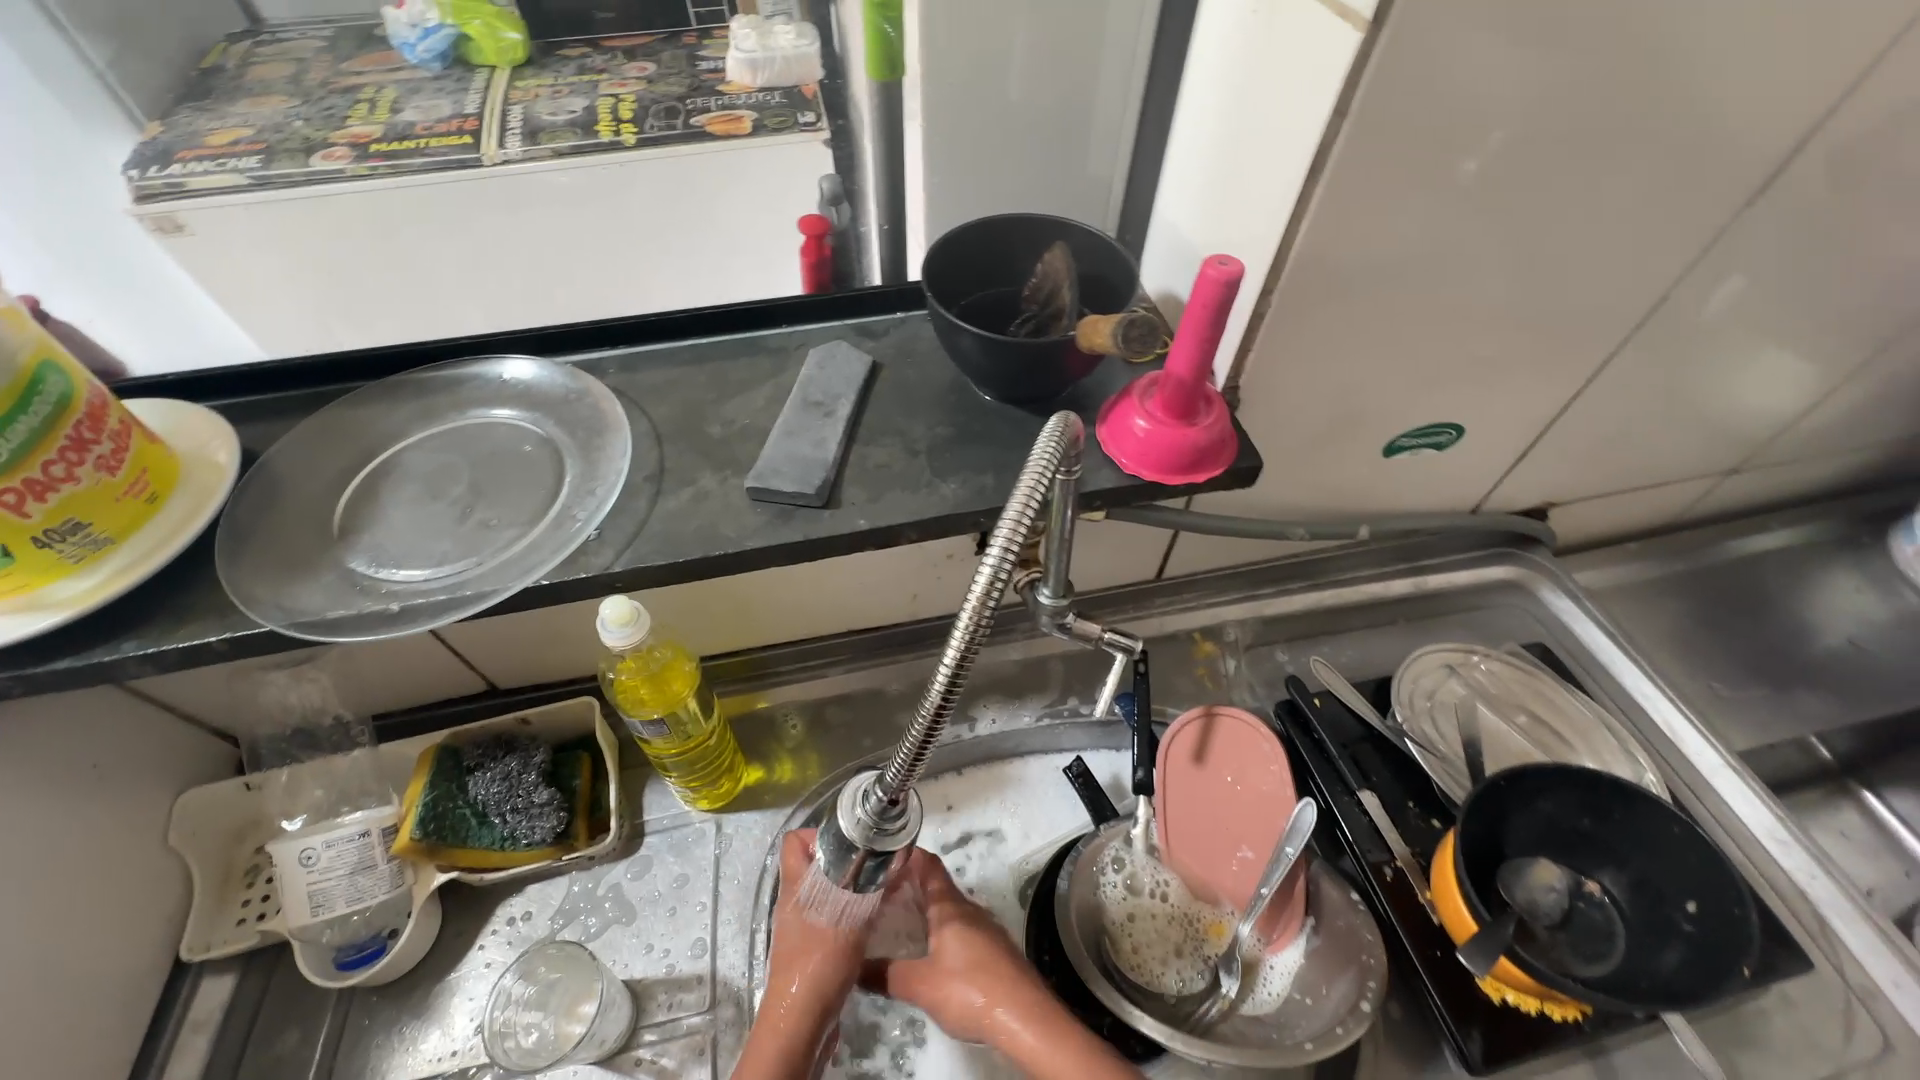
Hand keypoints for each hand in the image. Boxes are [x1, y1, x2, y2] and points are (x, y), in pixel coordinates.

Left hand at [762, 829, 871, 1031]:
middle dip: (847, 862)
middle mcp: (794, 902)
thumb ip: (874, 882)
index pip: (795, 841)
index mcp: (795, 885)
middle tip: (878, 865)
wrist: (802, 1020)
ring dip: (853, 890)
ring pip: (827, 893)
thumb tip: (897, 854)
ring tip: (883, 892)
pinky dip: (852, 916)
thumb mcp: (852, 914)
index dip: (820, 834)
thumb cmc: (821, 958)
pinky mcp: (811, 950)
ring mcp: (801, 927)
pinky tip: (874, 925)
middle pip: (816, 866)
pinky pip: (832, 919)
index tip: (854, 841)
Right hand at [859, 847, 1053, 1046]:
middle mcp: (969, 911)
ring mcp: (986, 931)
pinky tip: (929, 955)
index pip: (928, 866)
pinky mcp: (995, 953)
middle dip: (909, 888)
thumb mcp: (920, 985)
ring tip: (897, 925)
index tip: (883, 855)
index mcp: (950, 908)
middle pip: (938, 889)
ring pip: (950, 913)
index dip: (908, 856)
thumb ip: (885, 975)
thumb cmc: (970, 989)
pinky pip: (961, 933)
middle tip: (878, 896)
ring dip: (926, 914)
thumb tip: (854, 968)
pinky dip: (941, 935)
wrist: (1026, 1018)